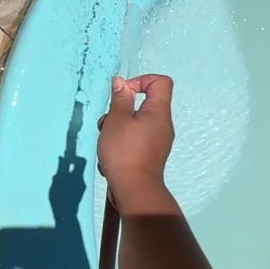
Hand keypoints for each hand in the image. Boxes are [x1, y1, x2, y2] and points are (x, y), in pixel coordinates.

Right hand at [97, 74, 178, 214]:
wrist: (134, 188)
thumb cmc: (124, 150)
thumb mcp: (116, 120)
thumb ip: (119, 99)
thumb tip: (121, 82)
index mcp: (159, 112)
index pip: (160, 82)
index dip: (141, 80)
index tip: (123, 93)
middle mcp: (163, 124)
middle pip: (144, 103)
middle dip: (121, 108)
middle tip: (109, 122)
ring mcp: (158, 141)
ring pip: (137, 122)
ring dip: (118, 126)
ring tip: (106, 140)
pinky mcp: (150, 154)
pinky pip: (136, 138)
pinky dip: (122, 141)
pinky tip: (110, 155)